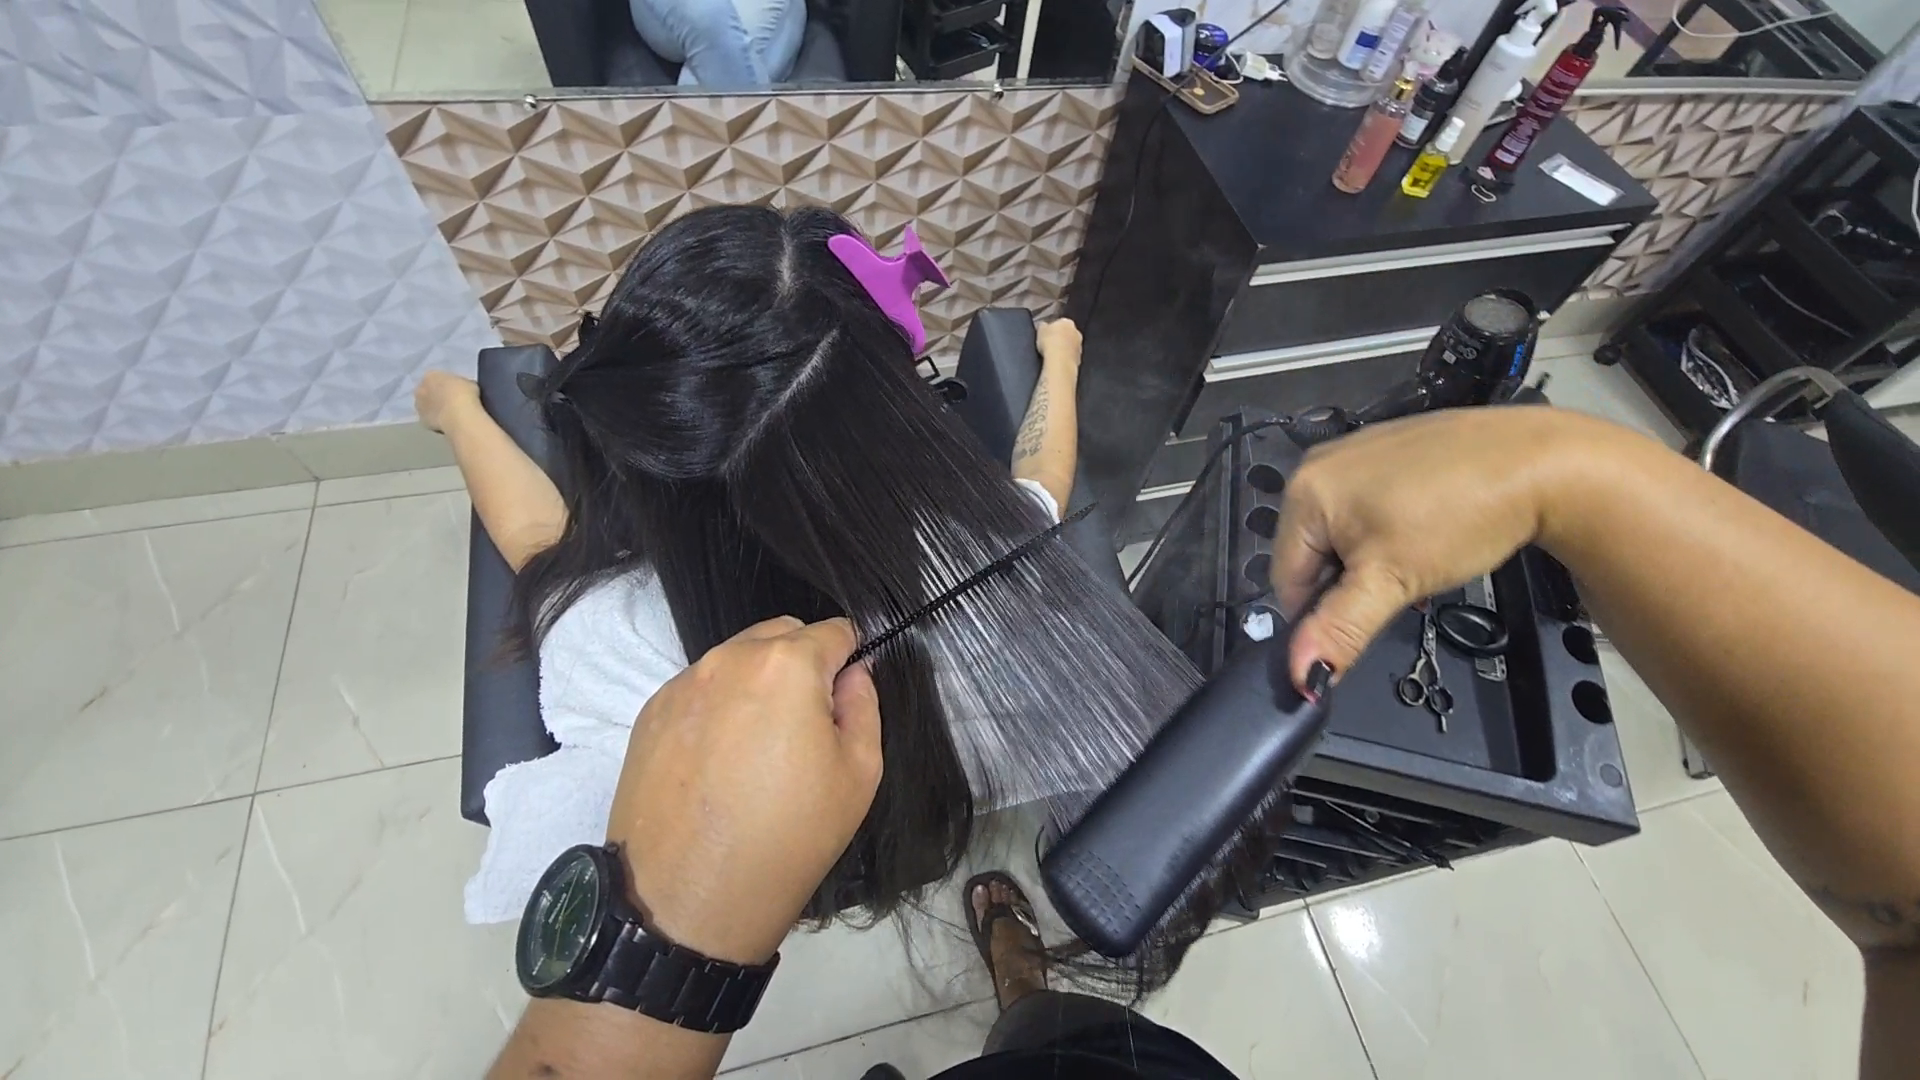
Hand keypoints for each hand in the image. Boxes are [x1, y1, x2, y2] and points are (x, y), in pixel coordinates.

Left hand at [414, 371, 479, 432]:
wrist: (460, 416)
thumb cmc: (466, 395)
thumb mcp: (470, 384)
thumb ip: (462, 385)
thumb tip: (463, 390)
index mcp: (431, 375)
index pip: (437, 377)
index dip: (448, 384)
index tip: (458, 390)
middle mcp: (420, 388)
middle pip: (428, 390)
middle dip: (437, 395)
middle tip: (453, 401)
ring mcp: (419, 405)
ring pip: (426, 405)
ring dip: (435, 407)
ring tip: (451, 413)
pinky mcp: (422, 420)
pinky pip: (430, 418)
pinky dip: (437, 420)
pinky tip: (449, 422)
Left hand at [607, 617, 882, 964]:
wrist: (685, 904)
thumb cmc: (787, 837)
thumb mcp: (858, 775)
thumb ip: (863, 706)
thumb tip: (852, 674)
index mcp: (787, 665)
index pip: (835, 631)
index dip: (851, 659)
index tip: (847, 698)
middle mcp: (728, 659)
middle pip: (782, 634)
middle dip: (805, 662)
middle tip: (807, 725)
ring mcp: (682, 684)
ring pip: (738, 658)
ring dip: (760, 682)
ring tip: (759, 748)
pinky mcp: (649, 714)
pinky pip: (701, 688)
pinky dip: (720, 705)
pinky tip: (720, 760)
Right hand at [1037, 317, 1081, 370]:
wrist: (1059, 361)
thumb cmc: (1050, 343)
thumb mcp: (1040, 330)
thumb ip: (1042, 326)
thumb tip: (1042, 326)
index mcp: (1067, 322)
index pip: (1059, 322)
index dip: (1052, 329)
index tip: (1046, 334)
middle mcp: (1076, 332)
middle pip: (1067, 333)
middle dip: (1060, 338)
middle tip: (1049, 344)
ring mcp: (1079, 345)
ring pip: (1070, 345)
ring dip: (1063, 348)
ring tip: (1053, 354)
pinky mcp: (1079, 358)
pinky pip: (1071, 356)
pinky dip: (1065, 358)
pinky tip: (1058, 361)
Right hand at [1270, 407, 1619, 689]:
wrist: (1548, 462)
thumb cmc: (1458, 520)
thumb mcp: (1392, 582)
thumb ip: (1339, 629)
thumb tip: (1301, 681)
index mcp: (1303, 493)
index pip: (1287, 576)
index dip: (1322, 611)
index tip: (1368, 616)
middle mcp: (1317, 463)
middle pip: (1311, 550)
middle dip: (1347, 578)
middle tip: (1400, 584)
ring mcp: (1353, 447)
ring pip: (1339, 528)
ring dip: (1366, 556)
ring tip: (1416, 558)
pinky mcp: (1388, 444)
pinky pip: (1365, 500)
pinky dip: (1385, 524)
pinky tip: (1425, 528)